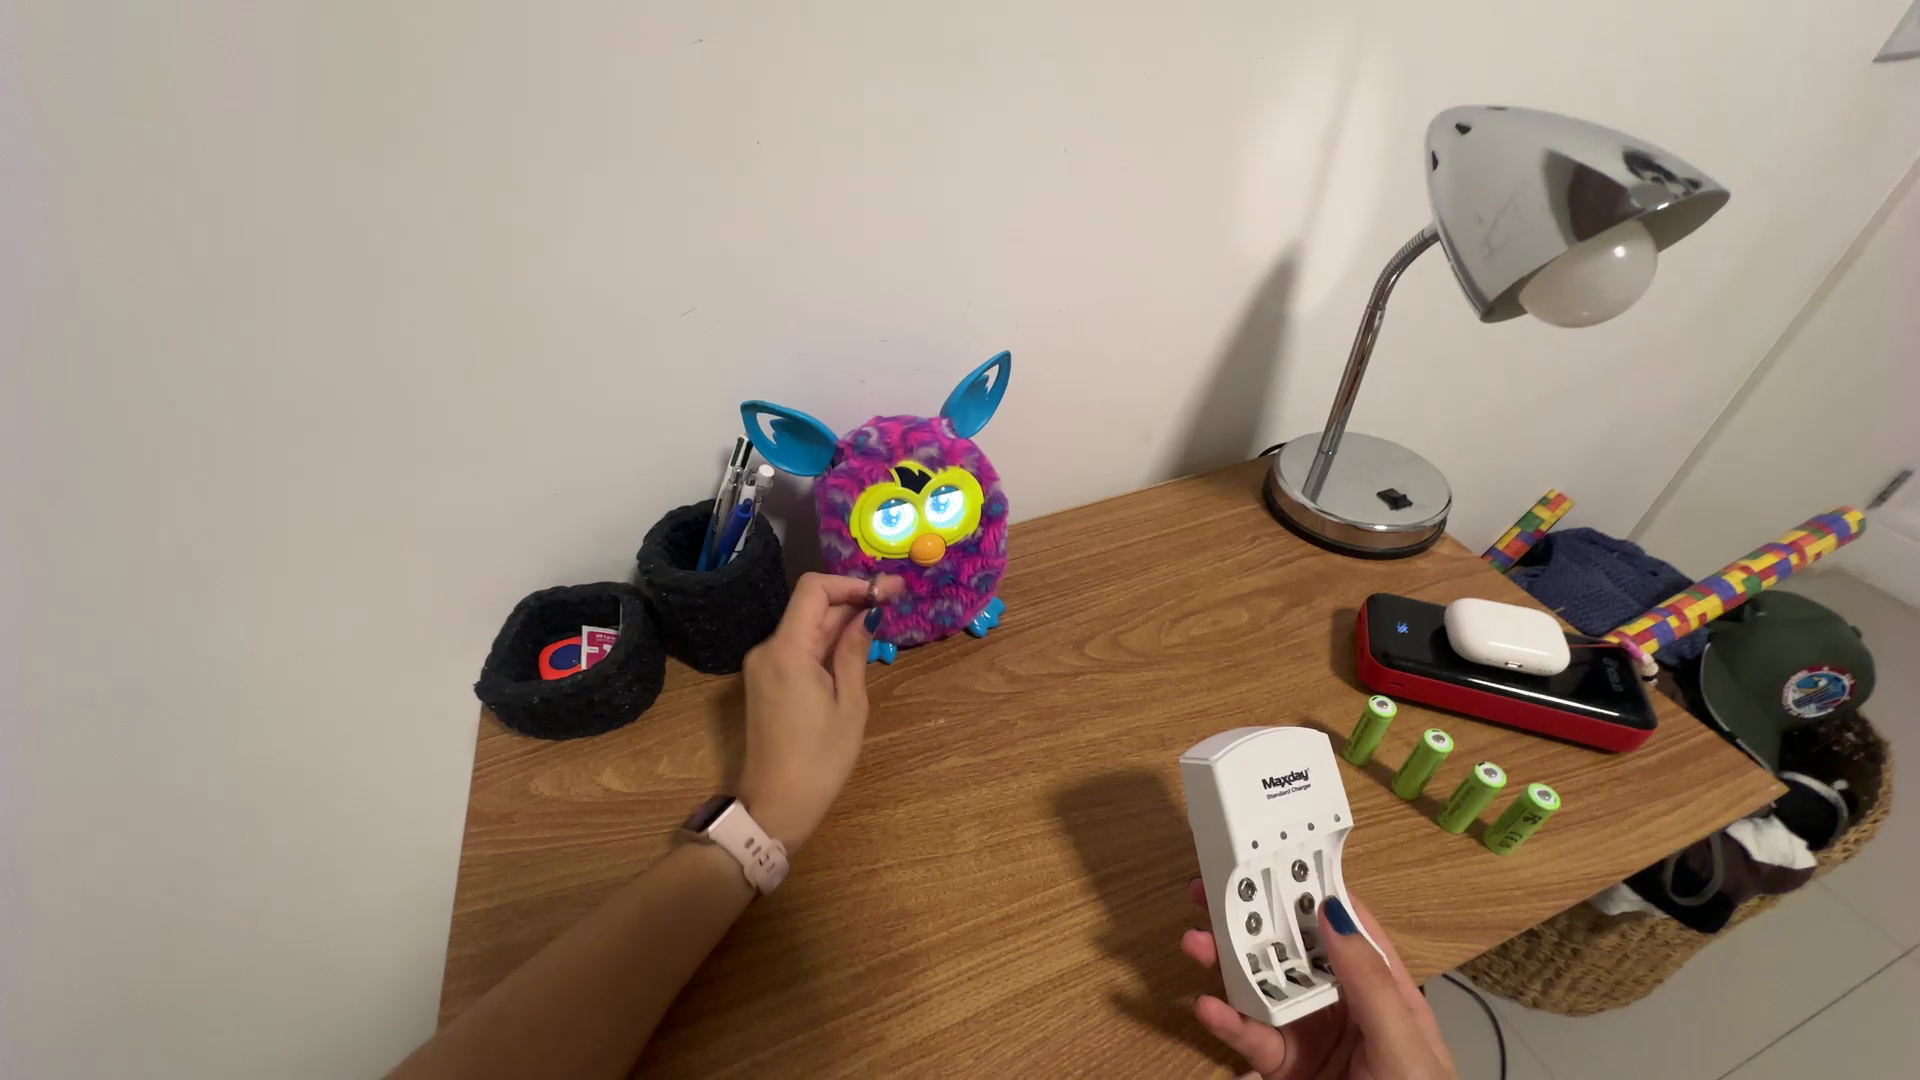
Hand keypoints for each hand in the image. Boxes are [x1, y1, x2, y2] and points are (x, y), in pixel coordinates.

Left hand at [737, 572, 903, 851]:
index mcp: (787, 651)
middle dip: (852, 600)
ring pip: (806, 627)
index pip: (814, 590)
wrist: (775, 806)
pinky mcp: (766, 681)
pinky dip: (826, 642)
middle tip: (895, 601)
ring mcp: (763, 666)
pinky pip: (799, 648)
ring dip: (841, 621)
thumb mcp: (849, 703)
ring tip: (881, 624)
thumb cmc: (820, 759)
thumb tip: (869, 613)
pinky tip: (854, 650)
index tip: (886, 592)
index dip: (851, 583)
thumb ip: (855, 651)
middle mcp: (768, 649)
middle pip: (810, 607)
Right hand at [1180, 880, 1455, 1079]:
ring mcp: (1308, 1033)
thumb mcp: (1405, 1048)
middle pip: (1289, 948)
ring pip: (1260, 984)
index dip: (1308, 890)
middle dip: (1249, 918)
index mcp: (1381, 990)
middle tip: (1208, 892)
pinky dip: (1224, 1020)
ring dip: (1224, 960)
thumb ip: (1369, 982)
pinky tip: (1208, 1008)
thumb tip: (1332, 910)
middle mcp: (1340, 1005)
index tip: (1272, 857)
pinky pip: (1249, 1035)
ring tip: (1195, 943)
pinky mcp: (1282, 1066)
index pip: (1342, 926)